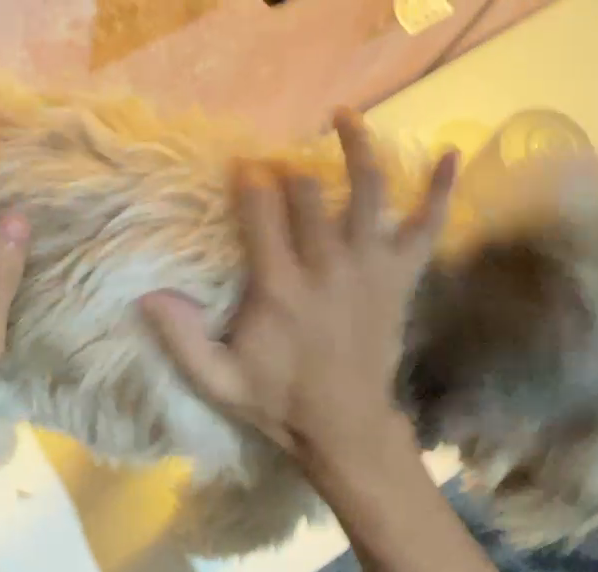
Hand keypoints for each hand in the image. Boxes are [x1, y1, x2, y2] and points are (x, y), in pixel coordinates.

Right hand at [140, 109, 454, 468]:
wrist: (343, 426)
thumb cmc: (278, 403)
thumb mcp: (218, 381)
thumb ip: (182, 340)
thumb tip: (147, 295)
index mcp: (279, 288)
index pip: (262, 212)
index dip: (250, 182)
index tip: (242, 168)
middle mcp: (326, 266)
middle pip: (312, 192)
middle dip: (293, 169)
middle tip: (281, 164)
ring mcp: (369, 267)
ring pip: (369, 190)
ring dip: (358, 147)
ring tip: (344, 118)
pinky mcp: (400, 278)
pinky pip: (426, 227)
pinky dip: (441, 192)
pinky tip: (450, 156)